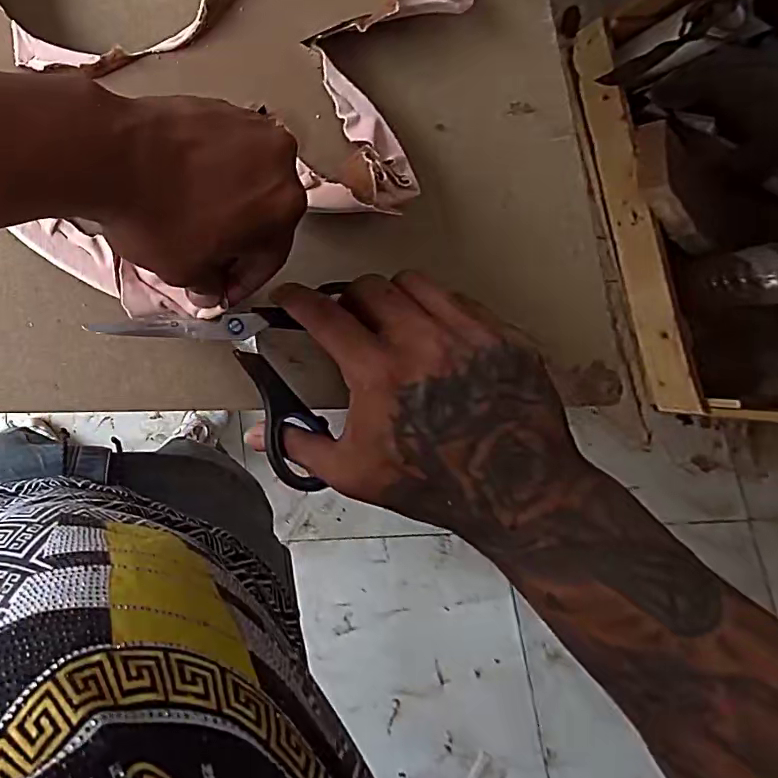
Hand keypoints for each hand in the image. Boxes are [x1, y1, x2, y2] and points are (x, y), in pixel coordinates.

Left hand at [87, 93, 305, 308]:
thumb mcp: (182, 271)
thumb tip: (208, 284)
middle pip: (262, 212)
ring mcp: (246, 127)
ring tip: (185, 220)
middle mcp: (276, 160)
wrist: (113, 158)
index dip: (243, 281)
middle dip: (234, 240)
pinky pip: (217, 151)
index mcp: (282, 207)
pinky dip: (204, 172)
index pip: (270, 256)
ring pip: (241, 178)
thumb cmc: (150, 209)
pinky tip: (176, 188)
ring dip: (220, 202)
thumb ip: (207, 283)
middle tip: (206, 257)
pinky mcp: (215, 108)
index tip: (223, 287)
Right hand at [246, 272, 594, 544]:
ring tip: (387, 317)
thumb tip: (258, 437)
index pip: (324, 314)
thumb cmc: (433, 482)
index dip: (297, 299)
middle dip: (345, 297)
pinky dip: (435, 306)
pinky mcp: (503, 340)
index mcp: (378, 373)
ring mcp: (467, 336)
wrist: (519, 495)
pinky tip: (431, 331)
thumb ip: (298, 446)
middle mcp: (421, 344)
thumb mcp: (351, 471)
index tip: (288, 296)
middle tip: (343, 316)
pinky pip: (460, 299)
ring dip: (390, 294)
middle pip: (368, 287)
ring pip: (414, 283)